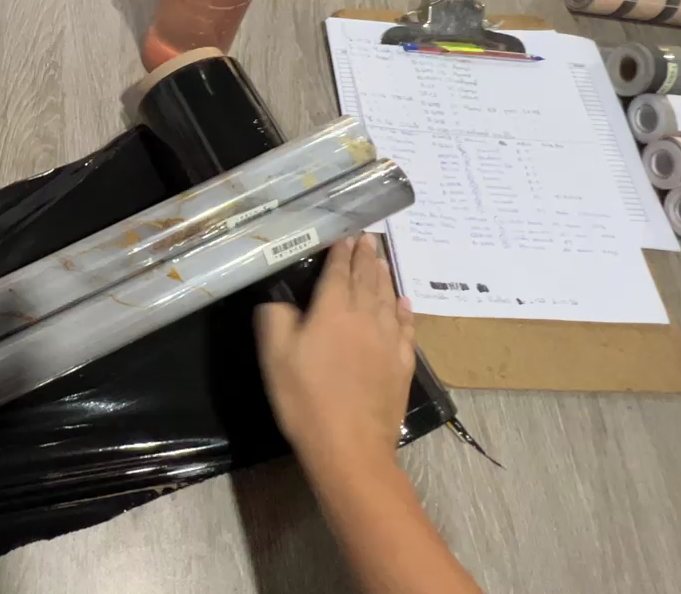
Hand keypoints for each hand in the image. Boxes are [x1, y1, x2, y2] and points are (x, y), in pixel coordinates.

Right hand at [255, 234, 415, 469]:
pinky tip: (404, 302)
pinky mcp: (402, 364)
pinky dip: (405, 310)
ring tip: (381, 259)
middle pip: (367, 278)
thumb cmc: (304, 396)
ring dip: (383, 276)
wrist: (349, 447)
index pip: (339, 271)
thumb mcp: (274, 352)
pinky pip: (406, 328)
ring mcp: (387, 341)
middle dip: (365, 256)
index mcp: (332, 309)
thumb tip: (283, 298)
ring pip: (387, 298)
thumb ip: (274, 315)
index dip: (341, 251)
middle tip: (367, 237)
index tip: (344, 233)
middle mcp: (364, 317)